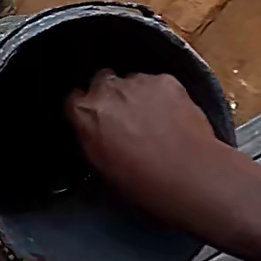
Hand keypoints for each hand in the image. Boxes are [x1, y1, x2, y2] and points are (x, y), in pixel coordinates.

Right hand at [64, 70, 234, 223]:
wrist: (185, 173)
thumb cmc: (142, 180)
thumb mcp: (101, 164)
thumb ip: (92, 138)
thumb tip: (96, 132)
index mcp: (86, 112)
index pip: (74, 100)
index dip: (86, 110)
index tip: (95, 120)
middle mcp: (108, 89)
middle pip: (103, 82)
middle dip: (112, 96)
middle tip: (127, 119)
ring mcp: (138, 81)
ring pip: (133, 81)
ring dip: (139, 95)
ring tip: (156, 121)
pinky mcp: (166, 80)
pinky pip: (159, 83)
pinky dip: (164, 95)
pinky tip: (173, 116)